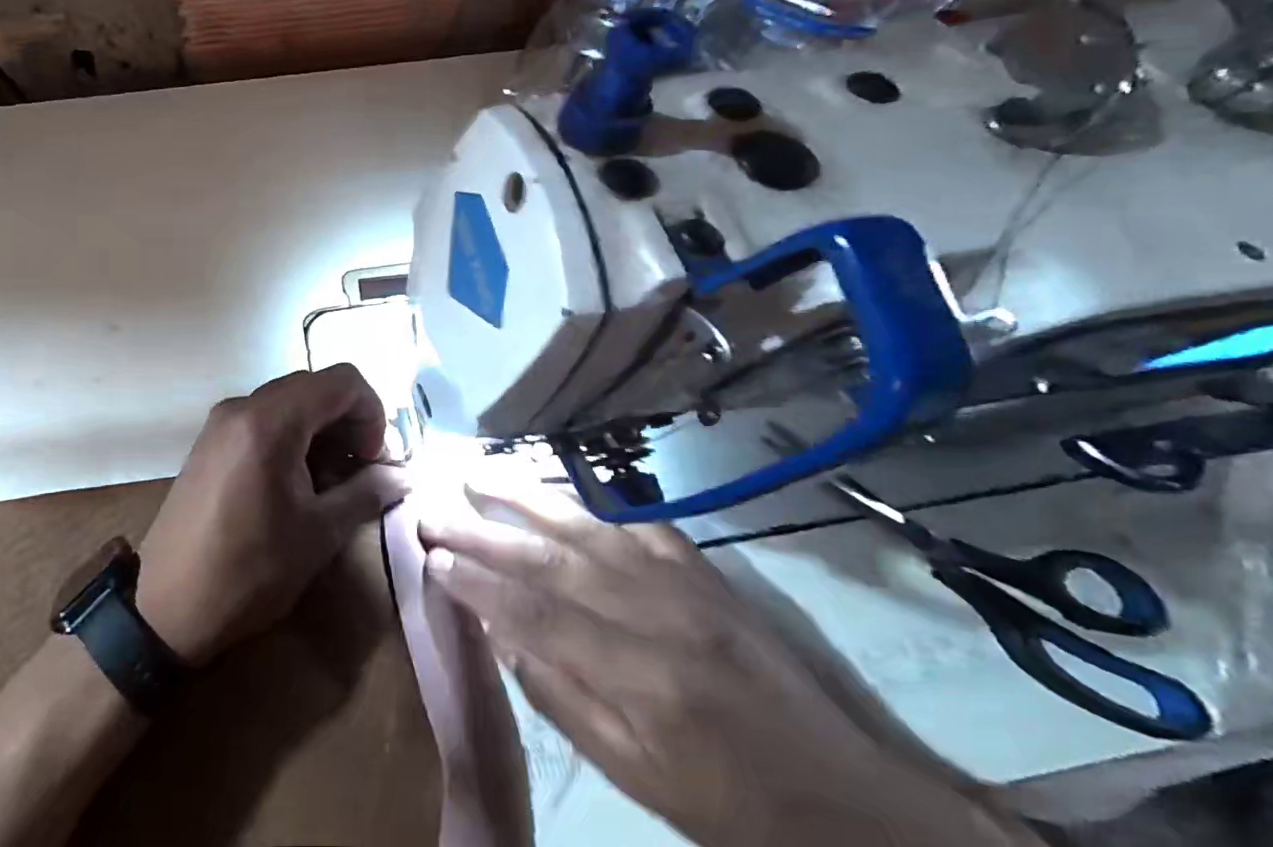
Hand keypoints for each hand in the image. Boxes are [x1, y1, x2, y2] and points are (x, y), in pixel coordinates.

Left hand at [135, 364, 407, 666]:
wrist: (166, 609)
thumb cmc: (250, 569)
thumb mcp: (319, 533)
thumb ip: (367, 493)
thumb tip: (402, 476)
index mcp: (271, 420)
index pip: (342, 381)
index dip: (372, 413)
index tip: (374, 459)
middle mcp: (243, 407)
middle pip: (315, 387)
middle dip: (348, 422)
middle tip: (361, 471)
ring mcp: (220, 423)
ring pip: (289, 403)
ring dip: (321, 431)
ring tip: (330, 483)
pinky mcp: (209, 443)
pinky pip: (262, 420)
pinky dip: (292, 438)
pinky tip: (296, 483)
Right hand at [420, 475, 1039, 846]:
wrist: (840, 792)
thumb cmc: (724, 800)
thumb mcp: (632, 773)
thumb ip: (561, 697)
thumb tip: (500, 632)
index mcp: (640, 679)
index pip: (537, 614)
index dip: (478, 582)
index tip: (432, 556)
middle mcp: (658, 615)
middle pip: (552, 559)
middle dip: (484, 529)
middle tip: (434, 506)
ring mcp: (685, 583)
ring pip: (589, 525)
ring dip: (526, 495)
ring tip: (477, 472)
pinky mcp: (705, 570)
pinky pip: (635, 522)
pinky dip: (587, 501)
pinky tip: (552, 486)